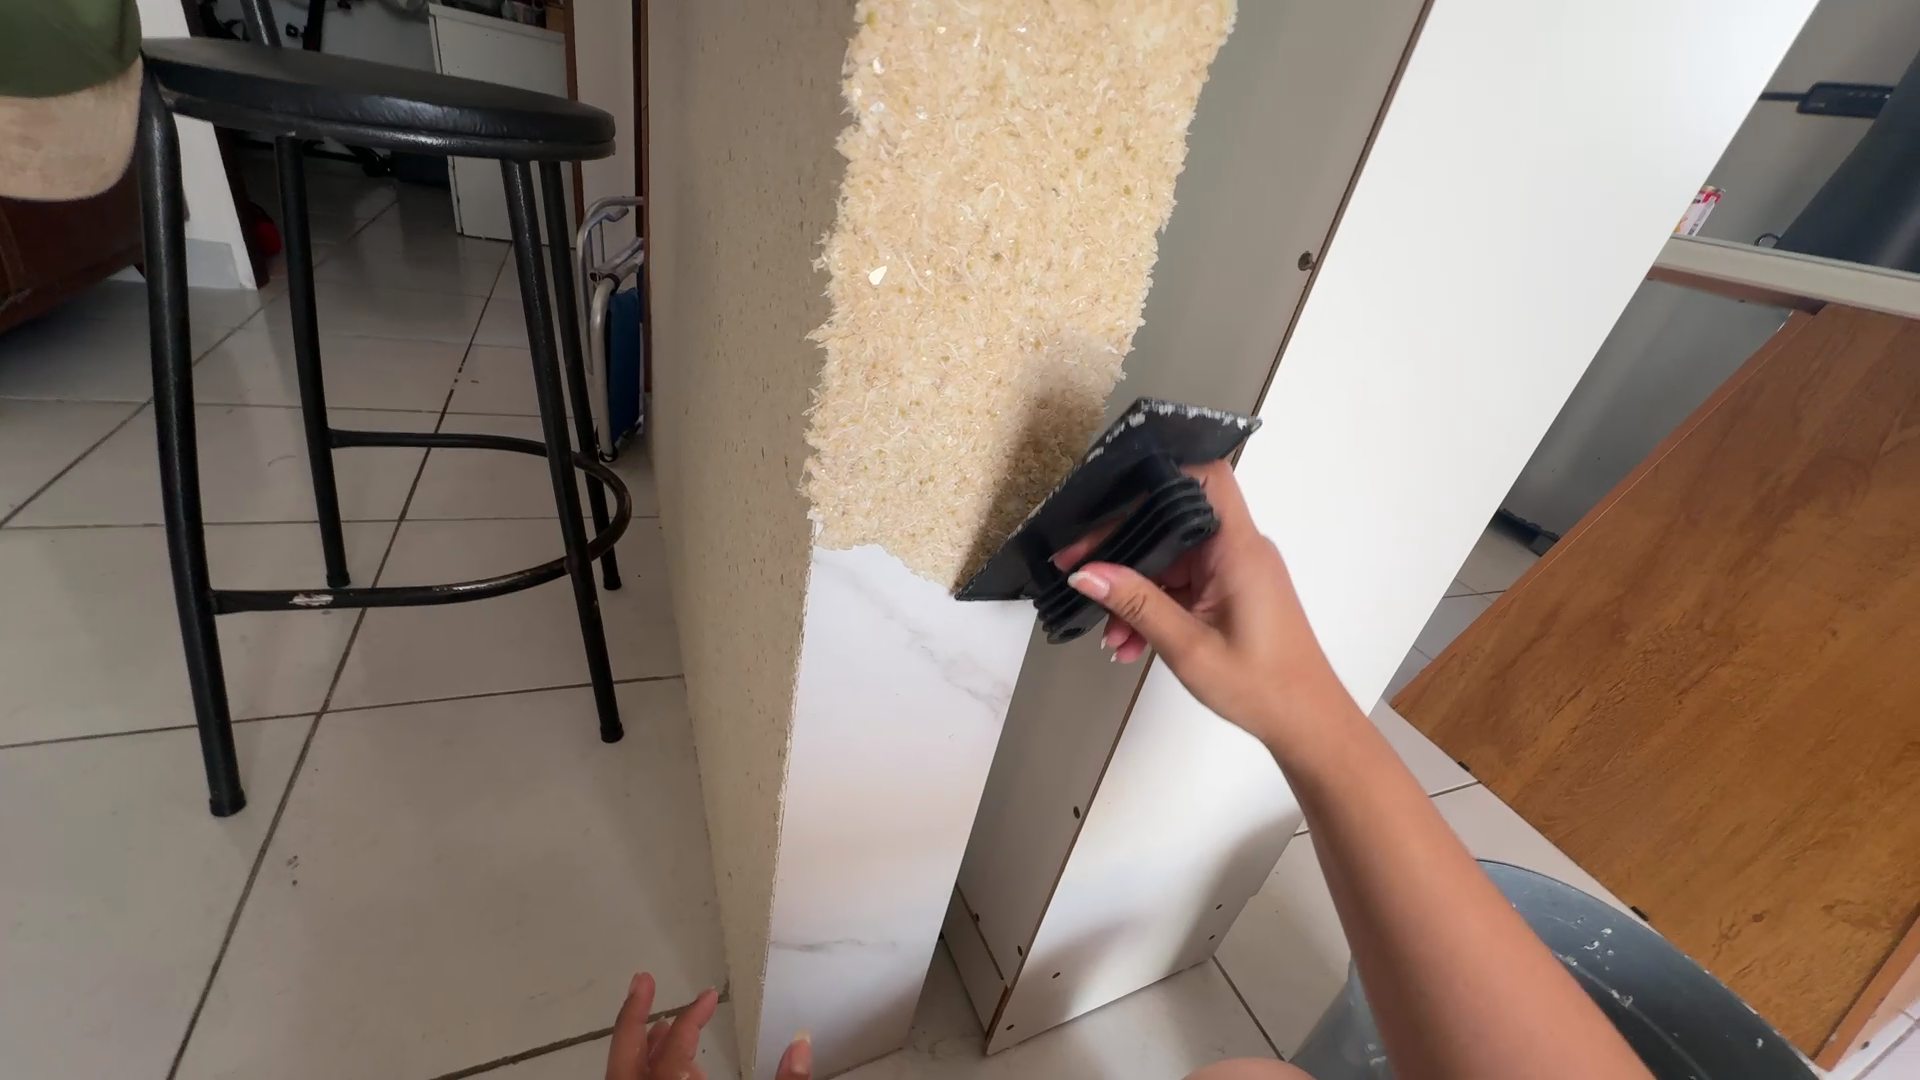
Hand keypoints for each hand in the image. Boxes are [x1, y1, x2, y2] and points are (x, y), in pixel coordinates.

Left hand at [606, 974, 811, 1079]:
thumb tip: (801, 1043)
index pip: (672, 1055)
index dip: (689, 1021)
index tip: (707, 997)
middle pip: (625, 1066)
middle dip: (632, 1020)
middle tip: (641, 980)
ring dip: (639, 1048)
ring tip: (660, 1021)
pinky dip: (644, 1072)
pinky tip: (668, 1066)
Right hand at [1062, 461, 1347, 748]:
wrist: (1306, 725)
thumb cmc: (1261, 686)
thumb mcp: (1187, 645)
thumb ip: (1135, 603)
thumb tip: (1085, 574)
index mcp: (1238, 548)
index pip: (1206, 478)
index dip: (1161, 473)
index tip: (1111, 496)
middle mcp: (1238, 550)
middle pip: (1171, 523)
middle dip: (1122, 550)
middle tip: (1078, 570)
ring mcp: (1233, 572)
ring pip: (1170, 562)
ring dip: (1135, 593)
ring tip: (1110, 634)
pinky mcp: (1229, 593)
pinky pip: (1181, 586)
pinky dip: (1154, 608)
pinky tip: (1130, 643)